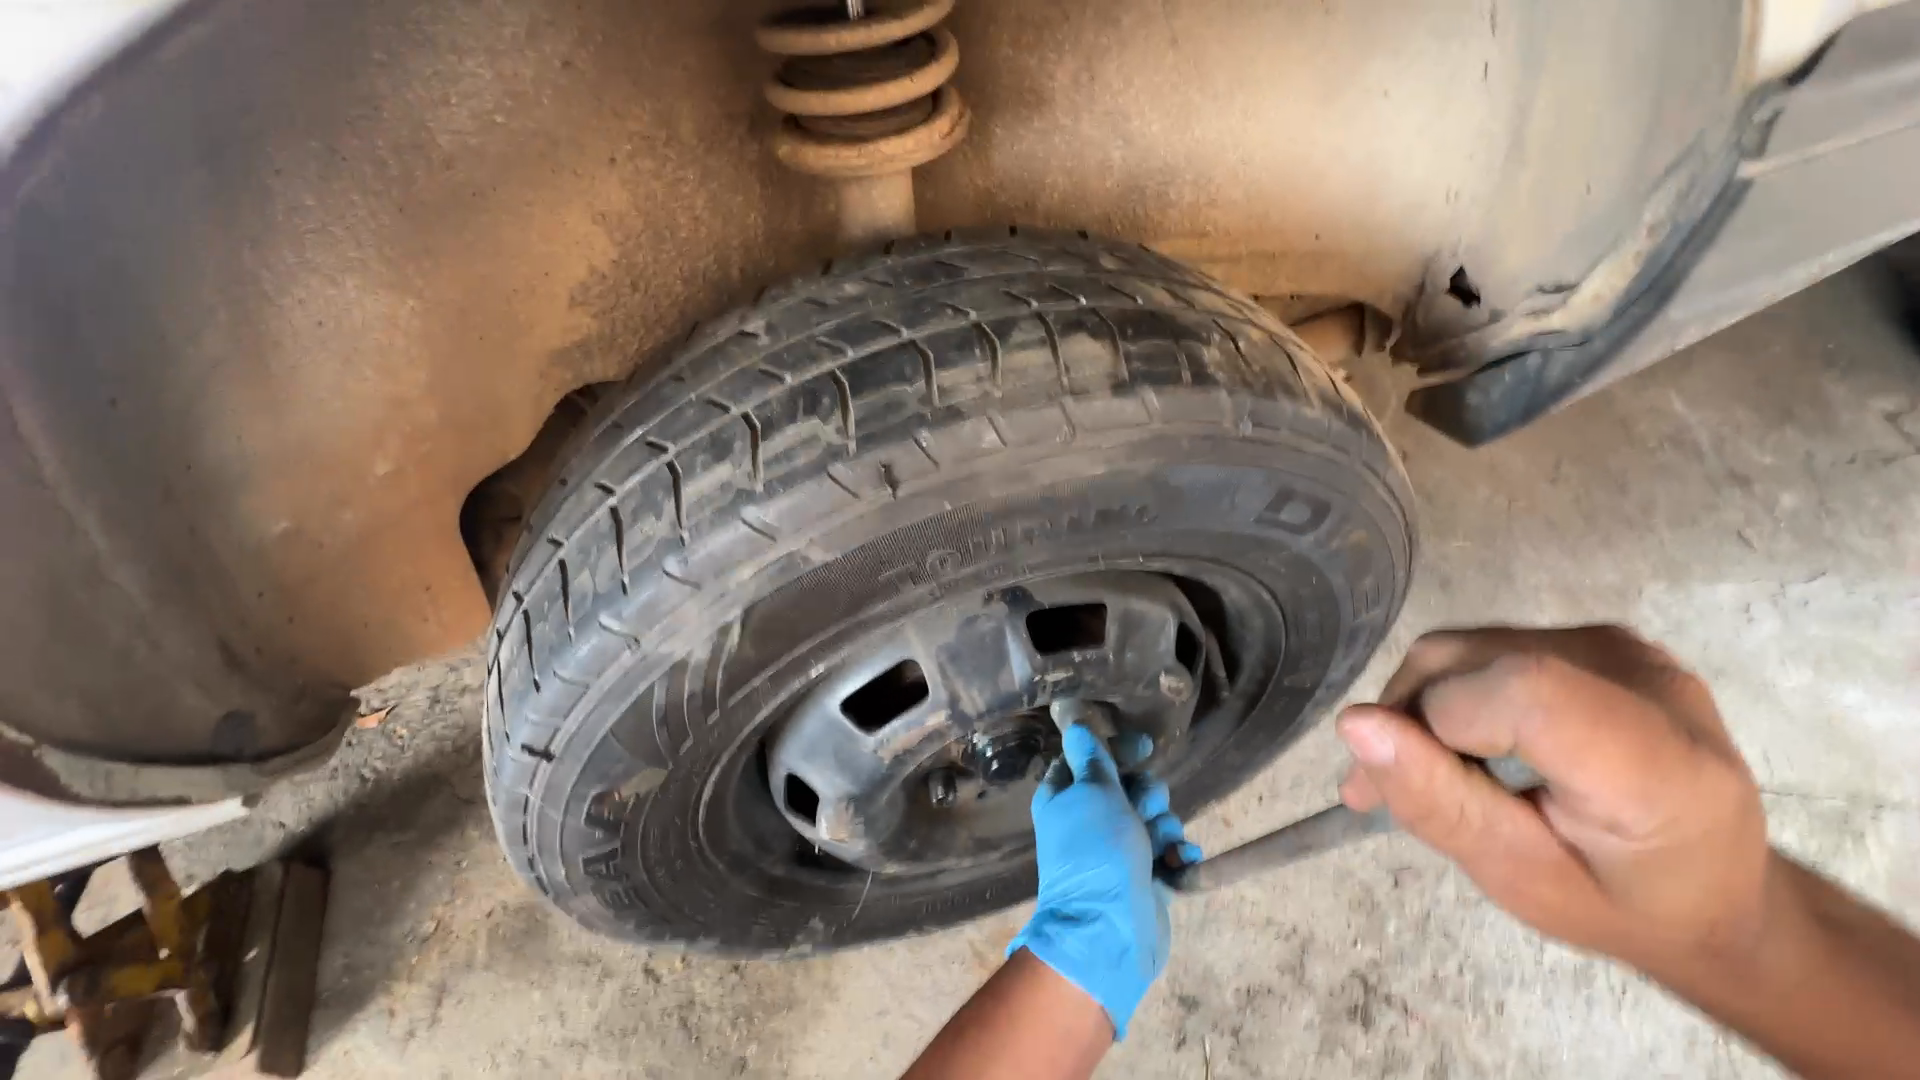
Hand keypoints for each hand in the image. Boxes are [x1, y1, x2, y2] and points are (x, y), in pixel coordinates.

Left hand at [1009, 724, 1199, 1038]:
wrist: (1110, 931)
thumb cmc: (1097, 851)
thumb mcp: (1093, 792)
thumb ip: (1092, 758)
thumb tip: (1074, 724)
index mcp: (1065, 797)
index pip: (1088, 758)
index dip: (1116, 749)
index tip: (1143, 748)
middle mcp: (1089, 820)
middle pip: (1129, 786)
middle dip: (1147, 793)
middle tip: (1146, 807)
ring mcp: (1118, 850)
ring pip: (1153, 817)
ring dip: (1164, 825)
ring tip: (1161, 844)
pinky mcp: (1145, 876)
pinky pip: (1168, 851)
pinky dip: (1177, 853)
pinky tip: (1181, 861)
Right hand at [1335, 626, 1770, 978]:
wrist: (1711, 887)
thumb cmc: (1618, 903)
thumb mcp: (1521, 880)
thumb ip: (1439, 802)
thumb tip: (1353, 724)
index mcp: (1658, 767)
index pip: (1520, 692)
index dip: (1436, 727)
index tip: (1403, 785)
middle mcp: (1643, 681)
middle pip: (1468, 664)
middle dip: (1407, 720)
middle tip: (1395, 792)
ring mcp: (1618, 648)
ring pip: (1458, 651)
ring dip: (1418, 707)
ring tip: (1423, 772)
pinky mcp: (1591, 637)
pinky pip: (1479, 649)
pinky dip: (1446, 692)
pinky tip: (1457, 743)